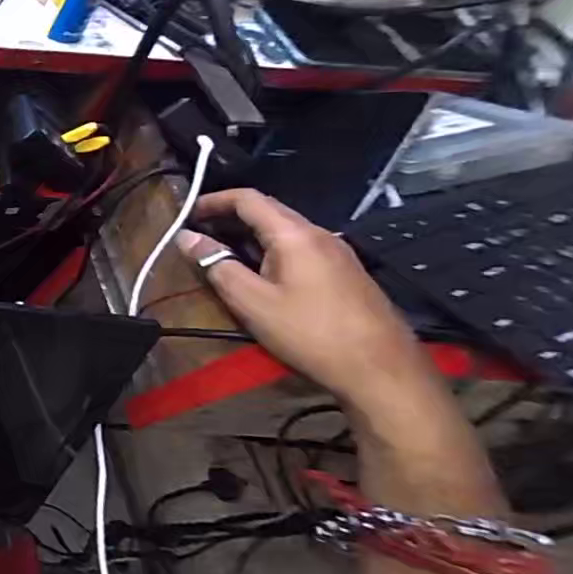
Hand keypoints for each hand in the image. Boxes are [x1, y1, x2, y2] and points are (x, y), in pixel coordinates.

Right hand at [174, 190, 439, 412]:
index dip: (213, 200)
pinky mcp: (348, 273)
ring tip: (227, 255)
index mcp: (293, 233)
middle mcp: (318, 233)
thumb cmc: (311, 334)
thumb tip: (186, 237)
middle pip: (268, 210)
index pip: (247, 198)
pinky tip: (266, 276)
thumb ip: (217, 265)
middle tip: (202, 234)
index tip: (188, 213)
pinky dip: (273, 250)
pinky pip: (302, 247)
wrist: (386, 375)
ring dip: (252, 235)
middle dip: (230, 217)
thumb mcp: (252, 302)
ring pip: (286, 230)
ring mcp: (338, 253)